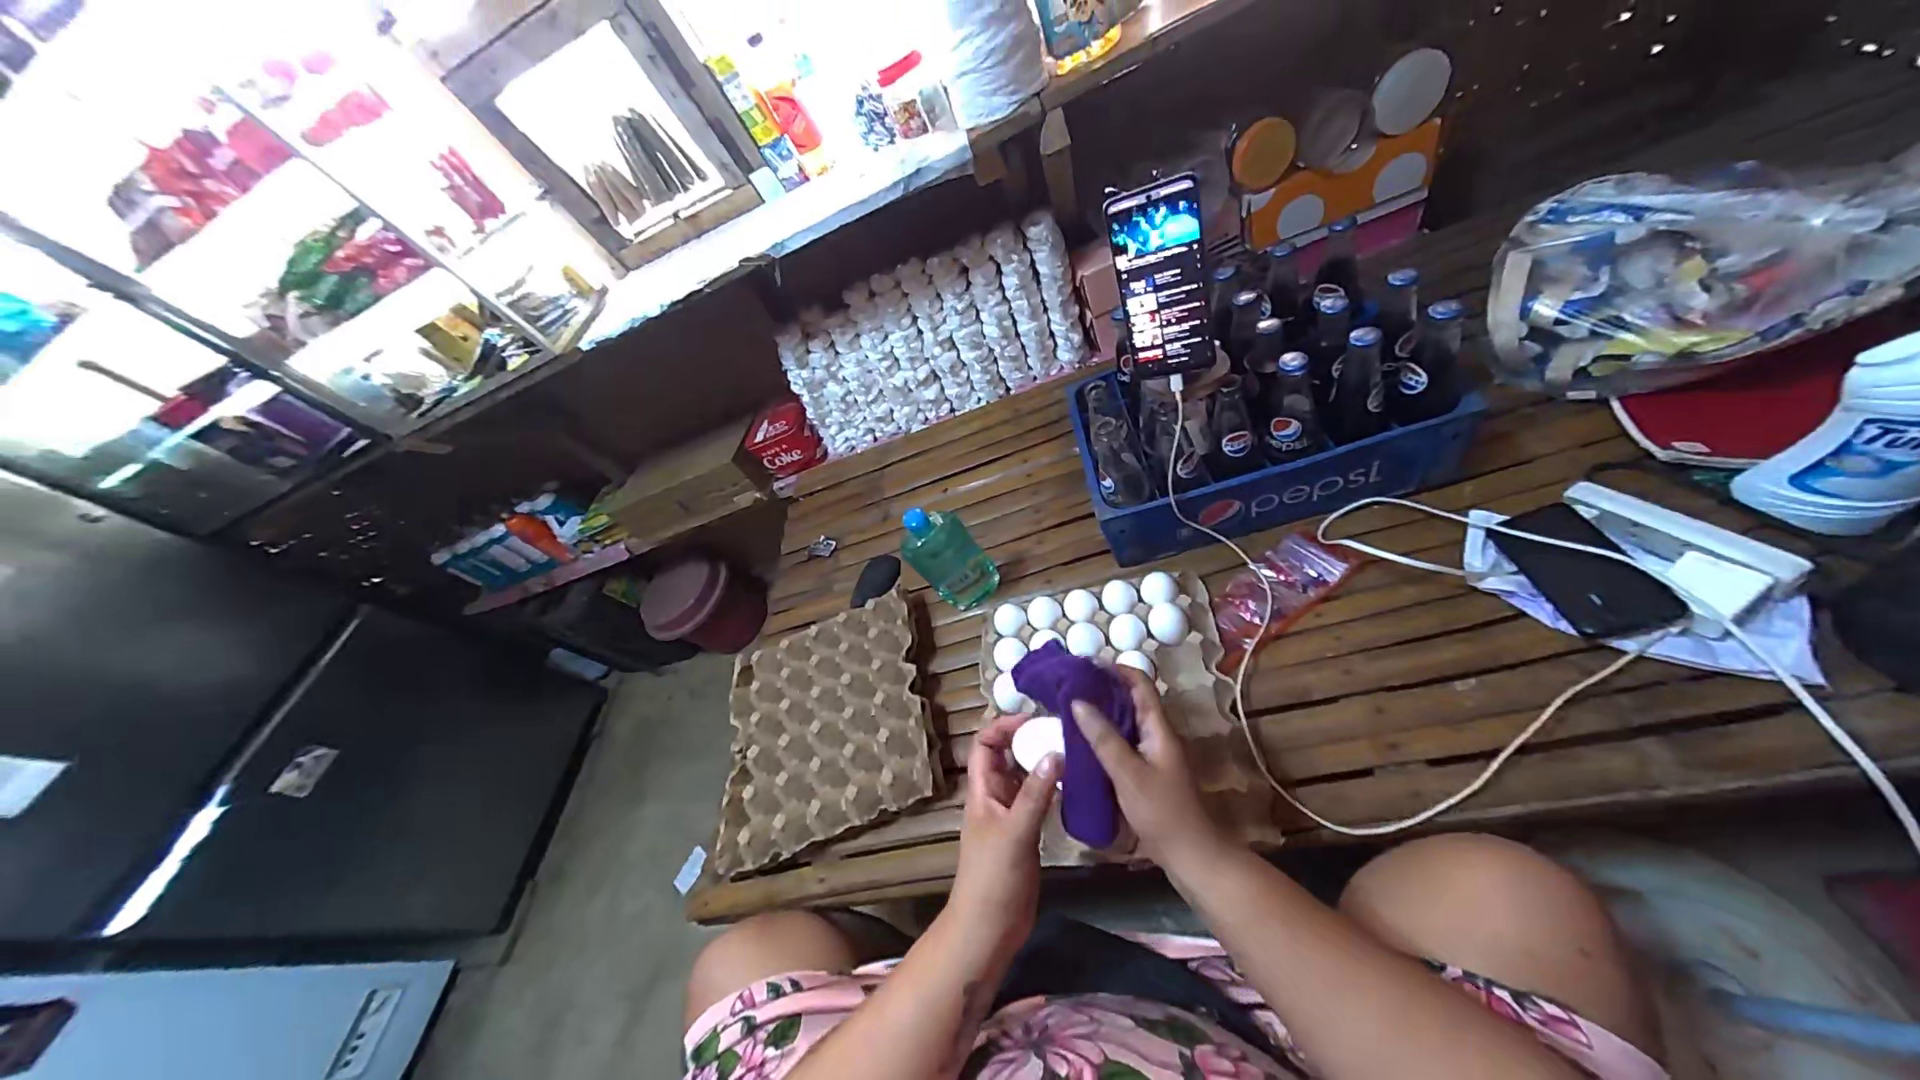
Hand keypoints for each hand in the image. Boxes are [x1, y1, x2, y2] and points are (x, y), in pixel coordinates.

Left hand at [947, 712, 1059, 965]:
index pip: (985, 744)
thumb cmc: (993, 877)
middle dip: (1029, 739)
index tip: (1034, 718)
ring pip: (1025, 777)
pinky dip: (1053, 787)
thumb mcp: (1015, 832)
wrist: (989, 928)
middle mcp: (995, 797)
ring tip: (1073, 749)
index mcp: (982, 790)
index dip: (1003, 726)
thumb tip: (1054, 752)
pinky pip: (1038, 799)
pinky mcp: (1026, 832)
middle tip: (1063, 729)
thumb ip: (1035, 794)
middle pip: (1007, 756)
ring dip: (1043, 762)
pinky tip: (1075, 783)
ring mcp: (1011, 815)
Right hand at [1070, 668, 1231, 871]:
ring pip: (1123, 723)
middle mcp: (1156, 735)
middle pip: (1130, 700)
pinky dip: (1100, 737)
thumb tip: (1078, 701)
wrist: (1191, 856)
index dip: (1115, 669)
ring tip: (1066, 709)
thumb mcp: (1128, 773)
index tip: (1083, 665)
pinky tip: (1079, 743)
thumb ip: (1103, 738)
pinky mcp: (1143, 773)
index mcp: (1158, 728)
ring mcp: (1151, 755)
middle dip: (1101, 690)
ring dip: (1099, 714)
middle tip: (1067, 686)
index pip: (1140, 684)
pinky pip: (1119, 745)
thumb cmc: (1162, 812)